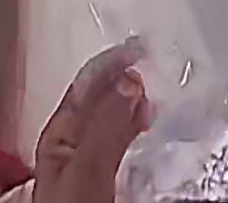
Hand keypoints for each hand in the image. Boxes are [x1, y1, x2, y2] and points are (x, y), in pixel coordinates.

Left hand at [33, 43, 151, 202]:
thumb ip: (106, 124)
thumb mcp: (86, 171)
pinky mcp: (113, 183)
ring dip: (144, 104)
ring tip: (167, 96)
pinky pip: (134, 145)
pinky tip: (162, 133)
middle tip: (162, 65)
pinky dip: (150, 131)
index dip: (116, 59)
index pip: (88, 81)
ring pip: (122, 121)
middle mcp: (75, 147)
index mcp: (60, 137)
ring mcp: (94, 166)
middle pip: (107, 98)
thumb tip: (131, 79)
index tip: (146, 43)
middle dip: (134, 79)